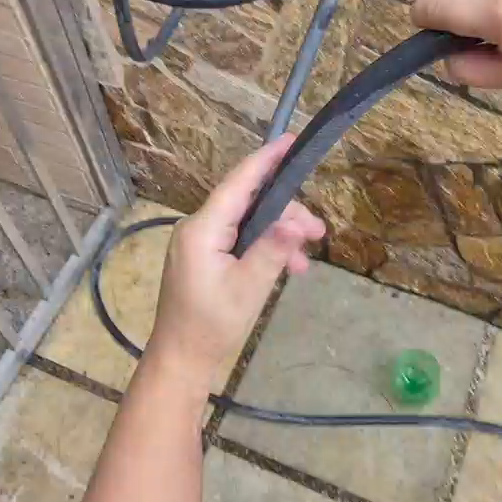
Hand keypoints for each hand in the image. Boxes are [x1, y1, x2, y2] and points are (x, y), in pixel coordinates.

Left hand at [147, 135, 326, 386]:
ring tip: (305, 261)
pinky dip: (265, 248)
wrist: (181, 360)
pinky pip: (240, 238)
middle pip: (249, 203)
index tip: (290, 141)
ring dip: (280, 235)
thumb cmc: (211, 326)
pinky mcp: (205, 257)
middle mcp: (198, 228)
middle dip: (286, 214)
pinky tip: (288, 267)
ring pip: (249, 222)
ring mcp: (200, 243)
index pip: (239, 182)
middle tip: (319, 233)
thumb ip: (272, 250)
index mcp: (202, 229)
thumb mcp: (248, 288)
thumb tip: (295, 222)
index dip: (266, 160)